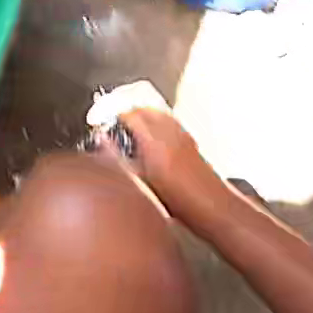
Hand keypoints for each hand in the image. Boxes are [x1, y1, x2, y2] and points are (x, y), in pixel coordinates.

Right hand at [90, 81, 213, 197]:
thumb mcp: (139, 182)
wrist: (213, 208)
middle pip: (142, 105)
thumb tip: (102, 140)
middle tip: (108, 113)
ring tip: (125, 120)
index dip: (109, 110)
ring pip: (155, 109)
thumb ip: (117, 158)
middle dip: (122, 105)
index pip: (128, 112)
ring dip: (138, 109)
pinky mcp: (190, 139)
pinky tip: (148, 131)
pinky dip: (153, 117)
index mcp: (153, 140)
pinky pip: (167, 117)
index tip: (98, 115)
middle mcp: (169, 131)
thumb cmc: (178, 201)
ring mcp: (181, 133)